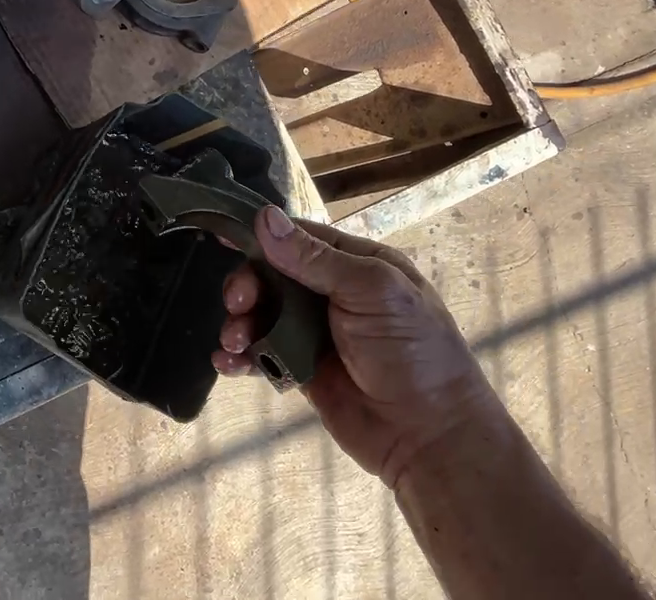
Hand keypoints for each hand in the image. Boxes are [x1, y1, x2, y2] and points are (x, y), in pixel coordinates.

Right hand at [214, 208, 502, 488]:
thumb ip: (315, 258)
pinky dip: (240, 357)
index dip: (261, 237)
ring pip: (260, 314)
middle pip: (271, 276)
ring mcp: (314, 333)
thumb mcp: (371, 292)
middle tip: (237, 304)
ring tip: (234, 343)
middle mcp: (332, 294)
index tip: (224, 240)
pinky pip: (260, 354)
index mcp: (356, 265)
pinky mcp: (300, 369)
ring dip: (239, 323)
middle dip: (247, 286)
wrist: (431, 439)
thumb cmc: (412, 353)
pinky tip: (228, 364)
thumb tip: (264, 216)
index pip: (299, 238)